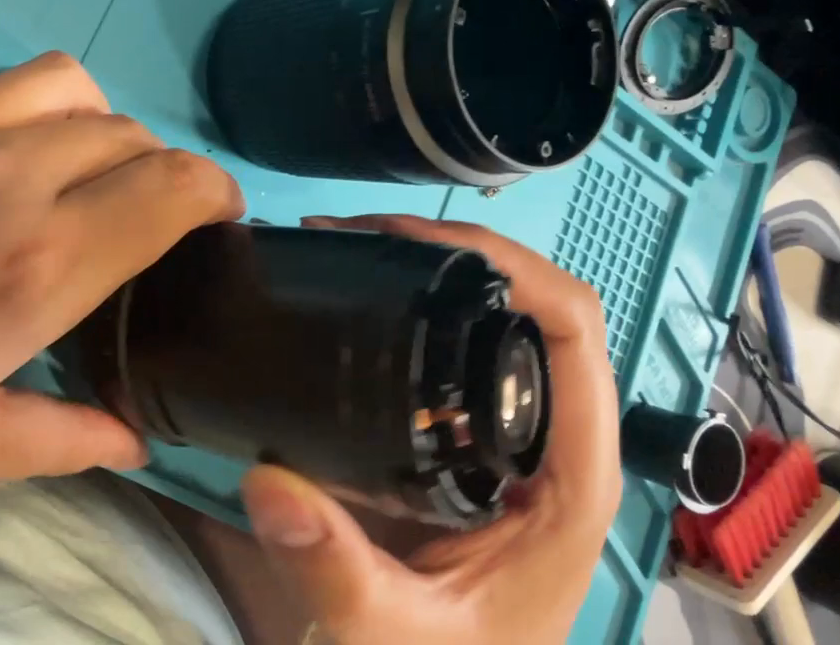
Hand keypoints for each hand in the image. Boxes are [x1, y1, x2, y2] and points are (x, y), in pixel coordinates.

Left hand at [0, 52, 242, 546]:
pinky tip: (4, 175)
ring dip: (97, 126)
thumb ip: (56, 433)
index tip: (221, 225)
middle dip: (159, 170)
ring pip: (64, 86)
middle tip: (149, 228)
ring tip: (82, 187)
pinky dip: (32, 114)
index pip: (169, 186)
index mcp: (32, 266)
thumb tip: (132, 439)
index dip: (214, 196)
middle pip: (125, 130)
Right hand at [239, 215, 620, 644]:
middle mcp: (544, 442)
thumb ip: (336, 571)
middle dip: (444, 248)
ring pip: (486, 323)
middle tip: (342, 235)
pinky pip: (442, 352)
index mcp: (565, 479)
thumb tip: (266, 480)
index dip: (510, 265)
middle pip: (528, 309)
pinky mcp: (456, 440)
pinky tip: (335, 301)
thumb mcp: (391, 635)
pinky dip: (396, 307)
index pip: (573, 337)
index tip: (406, 239)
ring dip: (418, 269)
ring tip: (330, 250)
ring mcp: (501, 438)